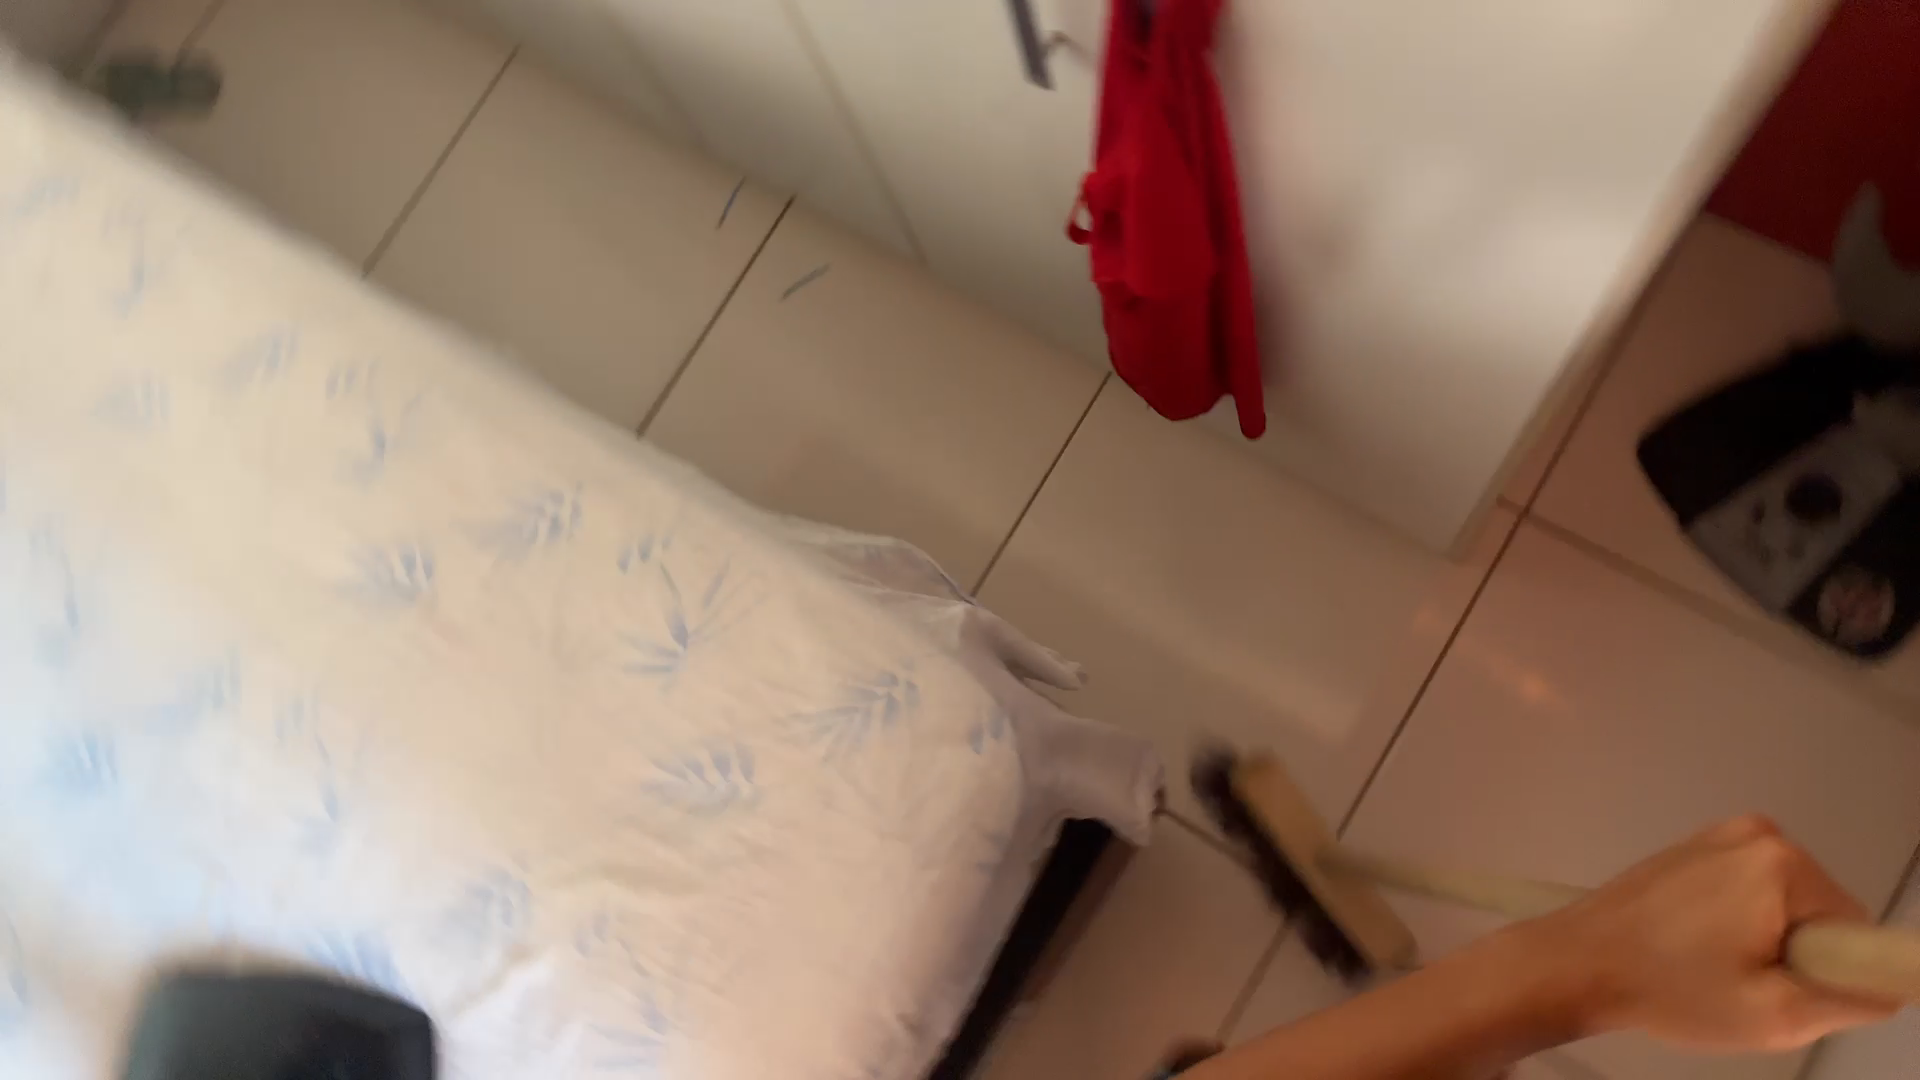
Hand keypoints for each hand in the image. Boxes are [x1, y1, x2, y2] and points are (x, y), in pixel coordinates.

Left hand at [1527, 815, 1899, 1051]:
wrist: (1576, 960)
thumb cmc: (1672, 987)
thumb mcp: (1786, 1013)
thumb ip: (1860, 995)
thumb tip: (1892, 975)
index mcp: (1780, 861)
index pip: (1858, 934)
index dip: (1827, 972)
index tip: (1773, 980)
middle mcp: (1749, 835)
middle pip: (1818, 919)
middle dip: (1792, 955)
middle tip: (1739, 976)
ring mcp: (1709, 839)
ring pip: (1783, 913)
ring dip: (1761, 943)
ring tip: (1709, 960)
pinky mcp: (1684, 853)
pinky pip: (1746, 900)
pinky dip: (1731, 927)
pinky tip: (1691, 943)